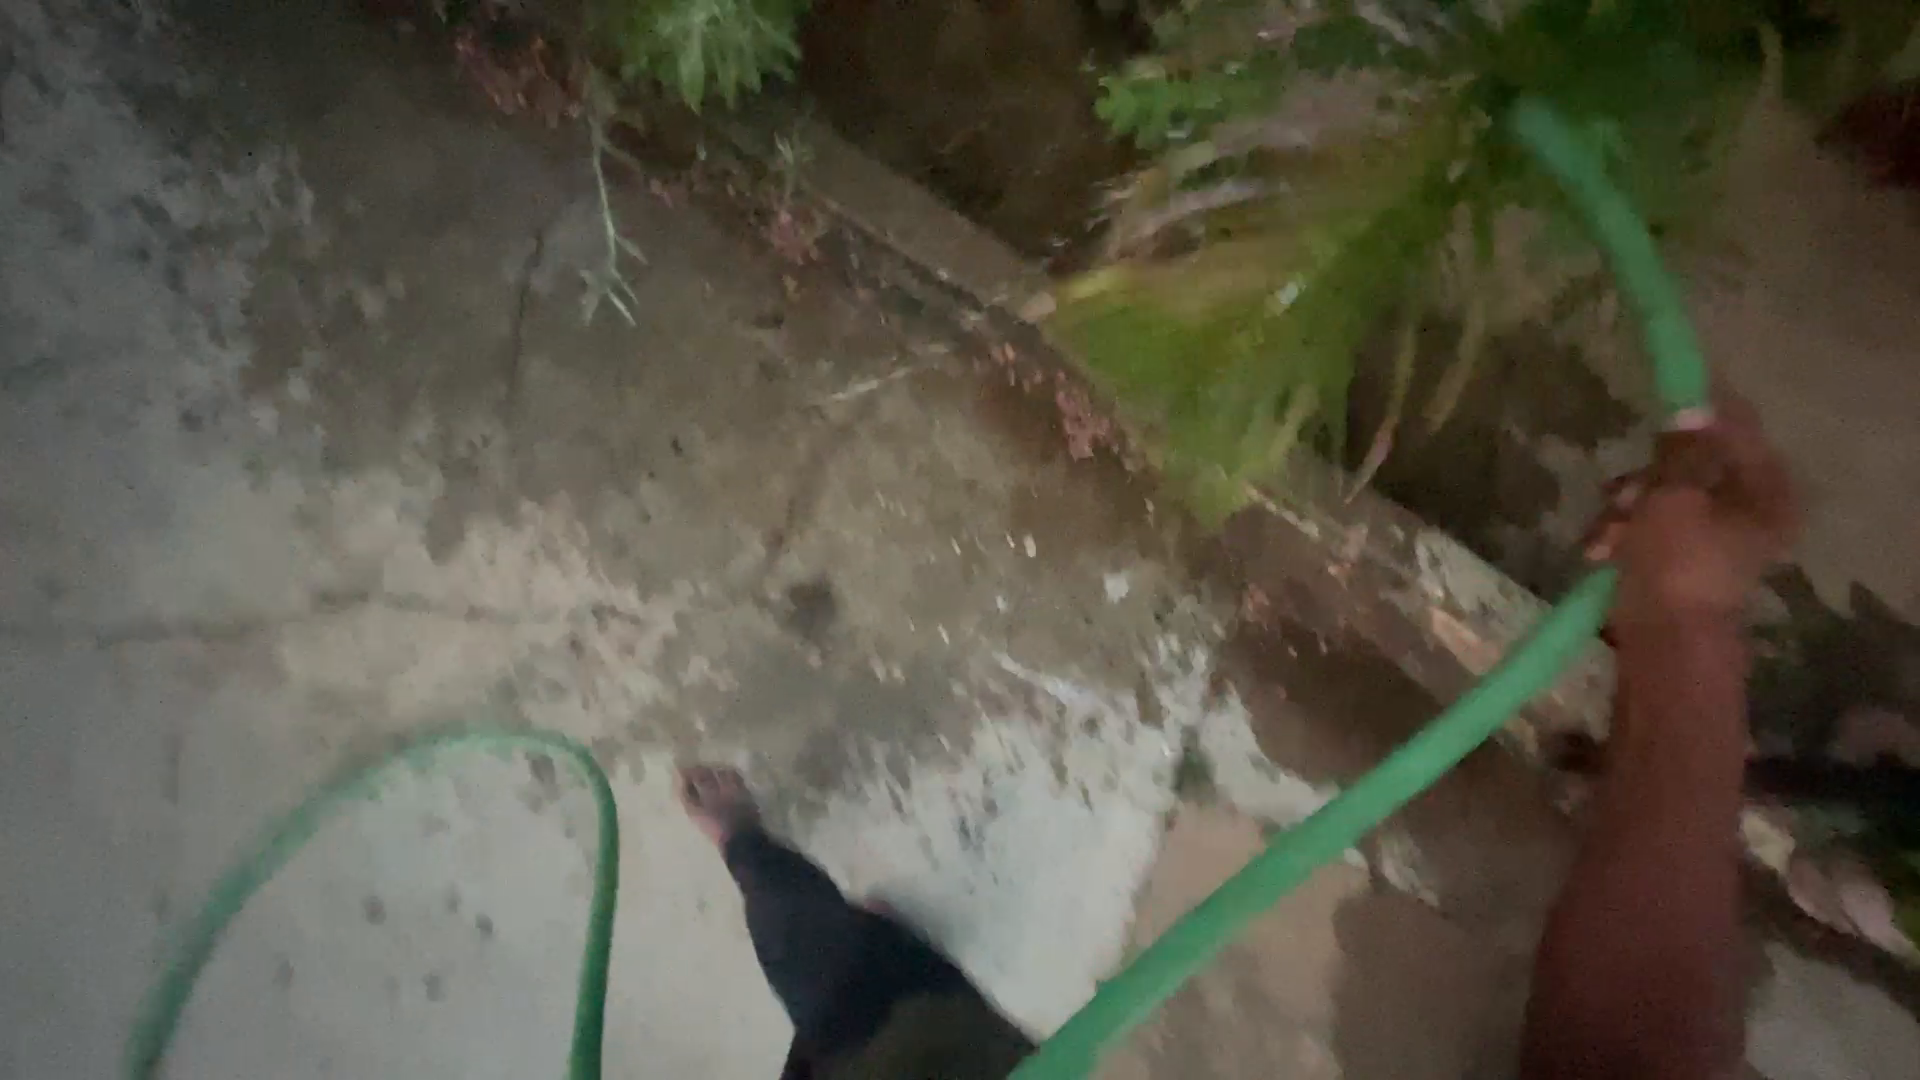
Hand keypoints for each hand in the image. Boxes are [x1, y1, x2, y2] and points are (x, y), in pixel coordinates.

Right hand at [1584, 391, 1797, 629]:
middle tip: (1616, 494)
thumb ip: (1679, 453)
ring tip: (1601, 538)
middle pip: (1685, 467)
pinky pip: (1640, 527)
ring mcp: (1708, 534)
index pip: (1736, 432)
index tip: (1668, 393)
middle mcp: (1745, 508)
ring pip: (1653, 498)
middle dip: (1641, 481)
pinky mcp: (1673, 555)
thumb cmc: (1677, 562)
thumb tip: (1688, 407)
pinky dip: (1616, 535)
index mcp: (1764, 491)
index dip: (1702, 412)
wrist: (1663, 633)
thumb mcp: (1673, 498)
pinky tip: (1598, 552)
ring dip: (1619, 512)